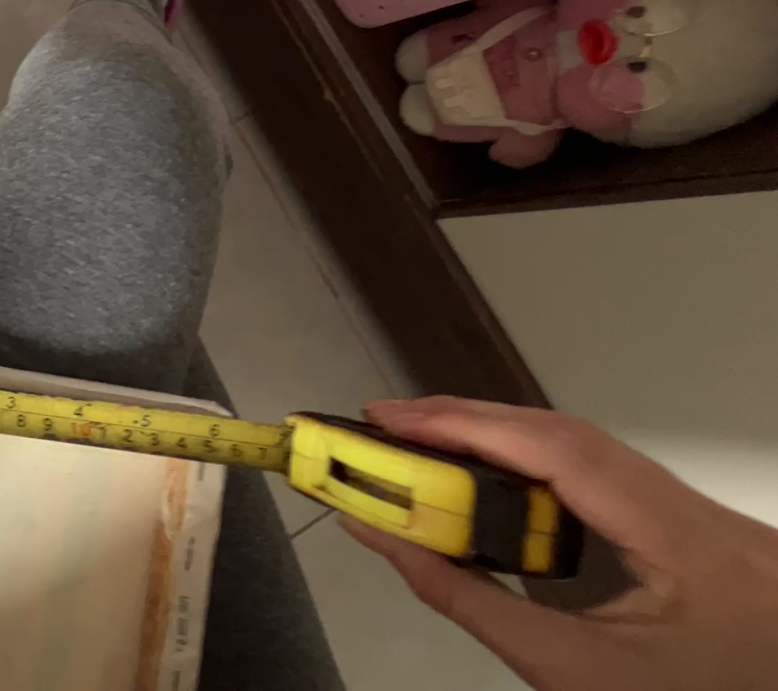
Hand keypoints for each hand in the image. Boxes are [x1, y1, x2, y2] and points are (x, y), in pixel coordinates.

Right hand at [344, 396, 777, 690]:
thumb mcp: (563, 669)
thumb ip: (459, 595)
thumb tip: (368, 530)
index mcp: (696, 551)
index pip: (562, 454)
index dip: (466, 424)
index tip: (387, 419)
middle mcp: (715, 520)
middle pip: (569, 434)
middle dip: (469, 419)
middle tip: (387, 420)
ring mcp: (713, 520)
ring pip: (585, 443)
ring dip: (494, 429)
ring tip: (421, 433)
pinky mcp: (700, 527)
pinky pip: (601, 467)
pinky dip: (528, 451)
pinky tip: (486, 459)